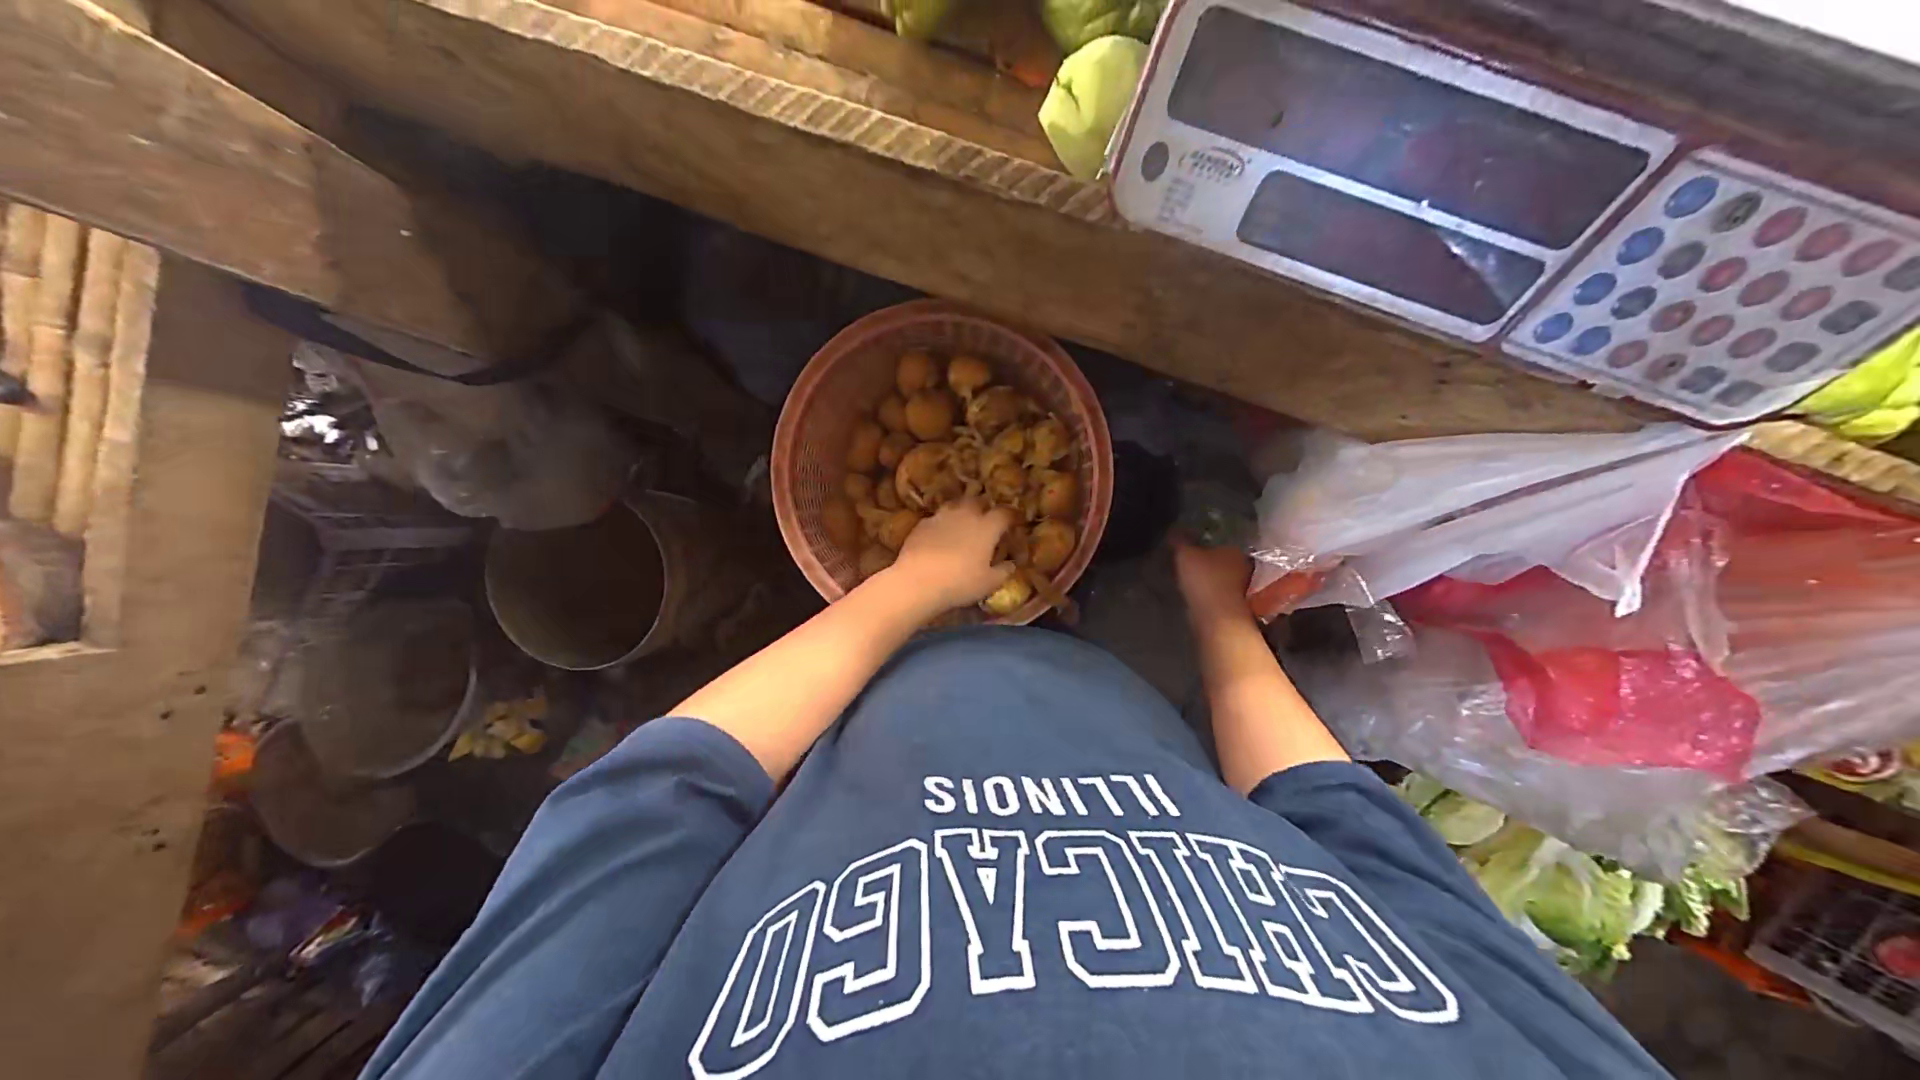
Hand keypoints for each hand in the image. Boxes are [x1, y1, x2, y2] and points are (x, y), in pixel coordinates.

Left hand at [883, 498, 1014, 612]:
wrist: (917, 582)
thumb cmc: (960, 583)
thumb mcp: (989, 583)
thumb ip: (1004, 571)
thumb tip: (1011, 564)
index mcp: (987, 526)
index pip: (1005, 513)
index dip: (1012, 516)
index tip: (1015, 521)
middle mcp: (965, 514)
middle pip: (978, 502)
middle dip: (984, 508)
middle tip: (987, 521)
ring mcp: (941, 517)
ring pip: (955, 506)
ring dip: (961, 512)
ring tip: (962, 525)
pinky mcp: (922, 524)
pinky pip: (937, 519)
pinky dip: (942, 525)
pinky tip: (940, 537)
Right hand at [1173, 538, 1253, 630]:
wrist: (1217, 618)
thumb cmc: (1205, 580)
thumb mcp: (1185, 555)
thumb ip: (1180, 542)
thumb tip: (1174, 531)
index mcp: (1235, 551)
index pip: (1221, 543)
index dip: (1205, 546)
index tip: (1191, 549)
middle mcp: (1244, 567)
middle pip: (1224, 561)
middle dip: (1209, 563)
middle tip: (1190, 565)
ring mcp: (1242, 589)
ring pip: (1224, 579)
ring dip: (1211, 580)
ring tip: (1191, 581)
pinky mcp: (1236, 607)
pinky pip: (1220, 595)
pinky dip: (1211, 595)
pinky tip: (1197, 596)